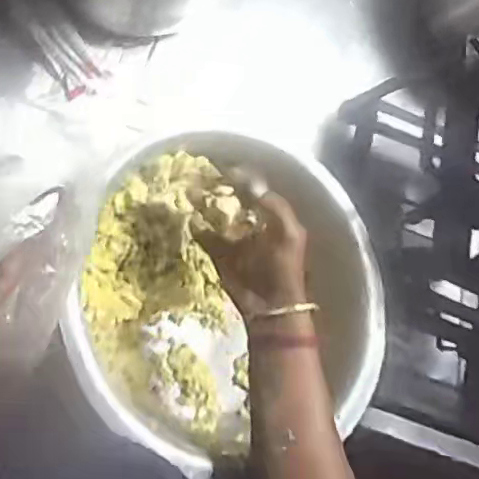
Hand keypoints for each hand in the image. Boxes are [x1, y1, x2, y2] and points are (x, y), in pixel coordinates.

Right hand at [198, 190, 308, 317]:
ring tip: (191, 193)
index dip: (241, 179)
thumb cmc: (284, 269)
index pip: (254, 190)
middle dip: (218, 190)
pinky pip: (205, 237)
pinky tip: (189, 218)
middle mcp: (252, 224)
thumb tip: (255, 189)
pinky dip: (196, 227)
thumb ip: (277, 208)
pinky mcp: (219, 255)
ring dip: (204, 205)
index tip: (224, 170)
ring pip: (216, 216)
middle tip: (202, 179)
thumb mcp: (289, 234)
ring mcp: (233, 240)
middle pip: (232, 200)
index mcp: (272, 218)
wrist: (271, 307)